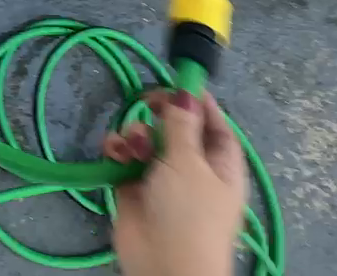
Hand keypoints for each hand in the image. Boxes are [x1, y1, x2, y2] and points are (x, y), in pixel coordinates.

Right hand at [103, 89, 247, 275]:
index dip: (201, 103)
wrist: (163, 264)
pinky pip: (123, 154)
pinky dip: (118, 149)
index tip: (179, 80)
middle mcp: (193, 169)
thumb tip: (187, 92)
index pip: (216, 126)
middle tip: (147, 101)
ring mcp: (161, 177)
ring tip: (133, 147)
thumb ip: (182, 125)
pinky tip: (116, 155)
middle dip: (160, 114)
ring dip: (135, 133)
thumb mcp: (189, 163)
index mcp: (220, 166)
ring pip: (145, 137)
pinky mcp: (133, 184)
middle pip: (177, 128)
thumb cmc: (188, 213)